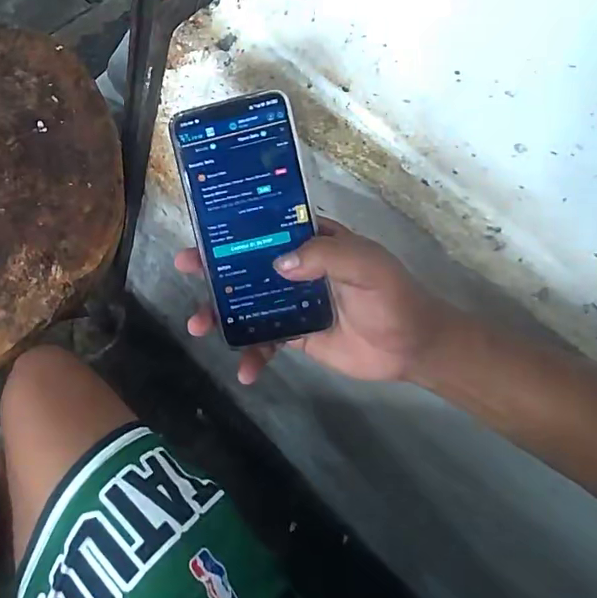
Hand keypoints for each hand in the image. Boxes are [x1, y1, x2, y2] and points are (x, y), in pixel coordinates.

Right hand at [175, 218, 458, 384]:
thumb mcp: (367, 265)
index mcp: (314, 241)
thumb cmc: (393, 296)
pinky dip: (252, 355)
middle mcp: (298, 267)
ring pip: (248, 303)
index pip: (269, 227)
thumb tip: (278, 264)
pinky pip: (265, 341)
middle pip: (248, 263)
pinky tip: (244, 372)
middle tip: (184, 267)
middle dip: (214, 266)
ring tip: (198, 326)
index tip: (205, 228)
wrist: (412, 347)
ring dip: (220, 313)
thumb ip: (326, 257)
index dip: (236, 226)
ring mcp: (294, 302)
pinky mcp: (297, 335)